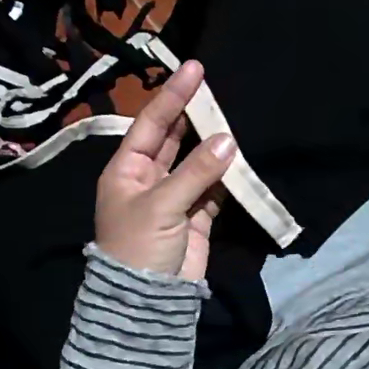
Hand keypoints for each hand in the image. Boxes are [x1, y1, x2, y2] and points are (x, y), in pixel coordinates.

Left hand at [94, 60, 237, 278]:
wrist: (148, 299)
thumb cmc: (139, 246)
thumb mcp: (162, 205)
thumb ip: (196, 172)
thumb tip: (227, 141)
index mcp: (128, 169)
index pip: (151, 123)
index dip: (172, 96)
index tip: (193, 68)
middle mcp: (150, 178)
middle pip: (174, 139)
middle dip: (194, 115)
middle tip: (218, 89)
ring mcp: (175, 197)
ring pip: (197, 163)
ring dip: (214, 146)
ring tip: (236, 119)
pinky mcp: (196, 217)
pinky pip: (214, 188)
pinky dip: (227, 176)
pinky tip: (240, 157)